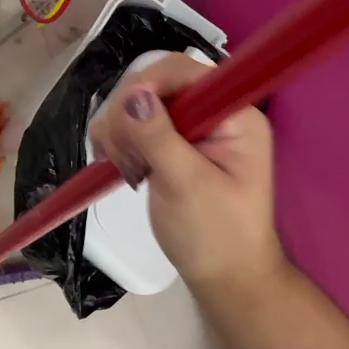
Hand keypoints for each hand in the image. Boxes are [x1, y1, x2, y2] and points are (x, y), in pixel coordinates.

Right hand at [88, 55, 282, 292]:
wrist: (221, 277)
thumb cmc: (216, 235)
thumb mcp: (188, 186)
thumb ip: (159, 138)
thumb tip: (132, 95)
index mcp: (233, 115)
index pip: (186, 71)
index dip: (150, 82)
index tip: (124, 113)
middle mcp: (211, 111)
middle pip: (153, 83)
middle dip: (129, 115)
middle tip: (127, 157)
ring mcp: (187, 126)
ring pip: (134, 101)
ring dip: (119, 131)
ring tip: (128, 169)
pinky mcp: (165, 140)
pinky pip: (128, 121)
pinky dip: (115, 139)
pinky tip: (119, 166)